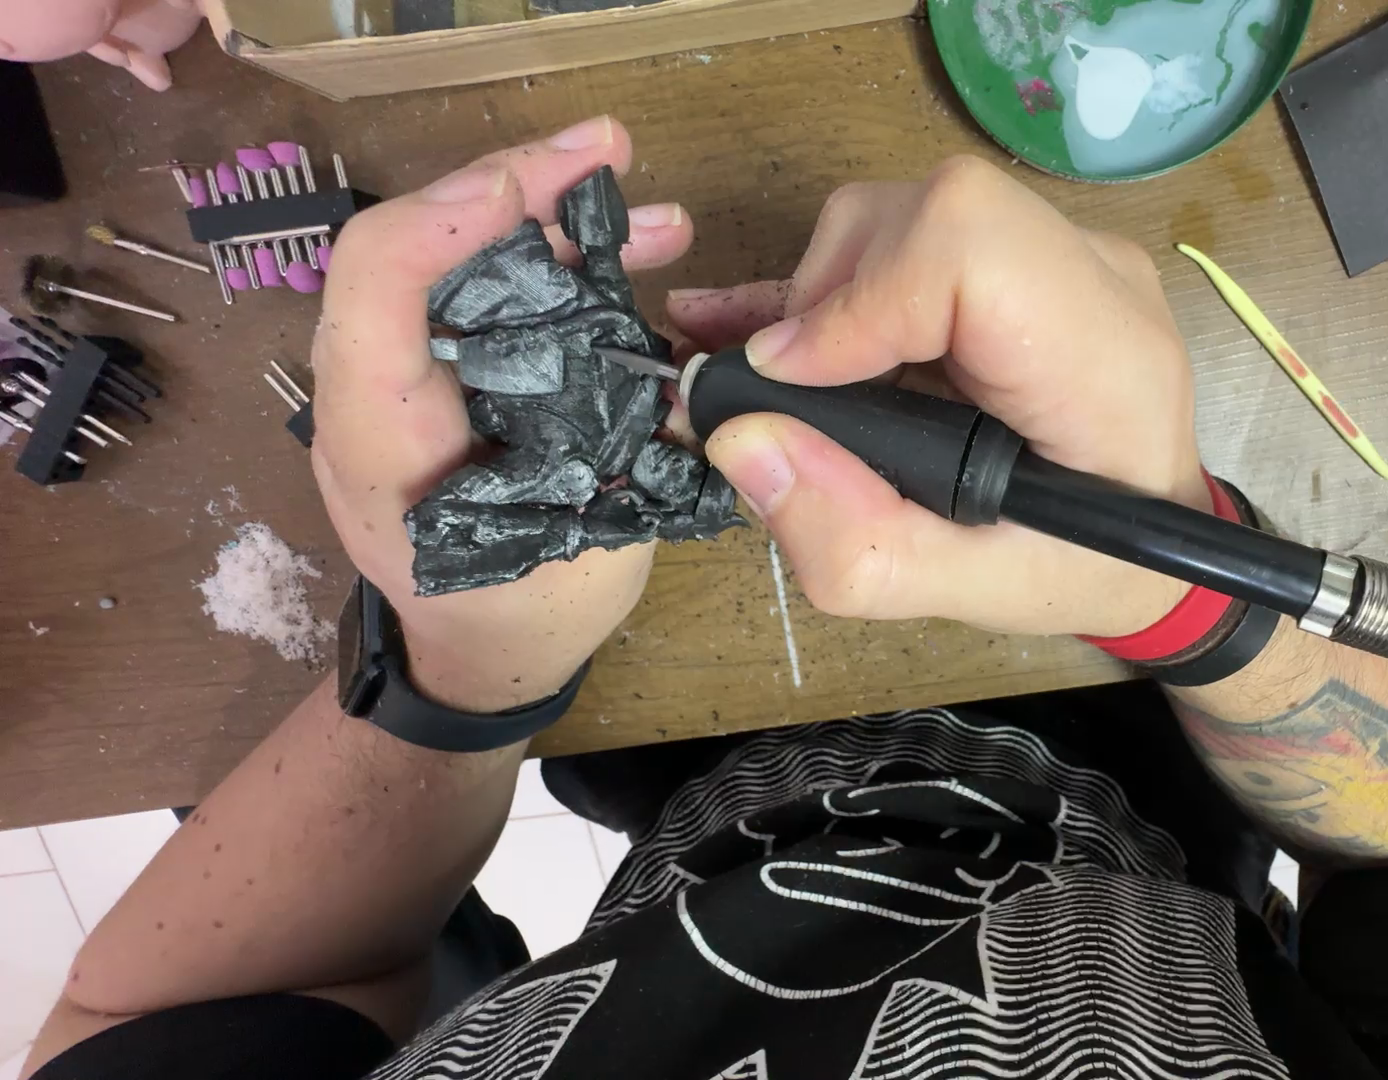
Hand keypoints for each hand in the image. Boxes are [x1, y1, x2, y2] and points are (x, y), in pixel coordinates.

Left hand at [312, 117, 693, 711]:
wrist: (485, 651)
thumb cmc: (521, 613)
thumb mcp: (574, 546)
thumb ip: (612, 457)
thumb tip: (678, 376)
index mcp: (384, 432)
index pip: (378, 287)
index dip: (451, 217)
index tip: (540, 182)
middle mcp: (394, 386)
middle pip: (433, 251)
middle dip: (523, 189)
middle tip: (611, 151)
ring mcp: (436, 382)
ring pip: (482, 272)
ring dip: (566, 231)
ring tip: (662, 218)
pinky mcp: (478, 386)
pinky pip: (516, 311)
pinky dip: (576, 280)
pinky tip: (642, 270)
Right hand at [671, 156, 1210, 638]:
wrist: (1151, 531)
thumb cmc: (1083, 570)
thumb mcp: (970, 592)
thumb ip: (859, 545)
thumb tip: (742, 440)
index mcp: (1101, 360)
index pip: (966, 245)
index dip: (857, 301)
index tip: (789, 381)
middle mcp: (1092, 280)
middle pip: (924, 215)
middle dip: (827, 300)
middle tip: (799, 395)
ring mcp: (1065, 258)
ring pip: (907, 216)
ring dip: (832, 298)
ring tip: (818, 385)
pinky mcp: (1031, 261)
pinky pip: (923, 237)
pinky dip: (846, 287)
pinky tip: (787, 336)